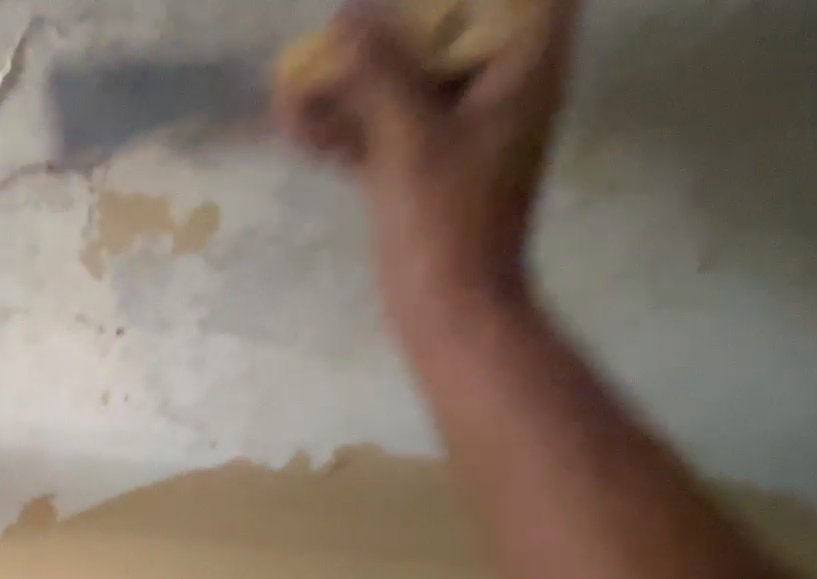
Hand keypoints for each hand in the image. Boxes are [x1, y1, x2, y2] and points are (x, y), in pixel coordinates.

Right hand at [279, 0, 579, 332]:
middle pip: (445, 31)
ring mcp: (454, 132)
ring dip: (349, 85)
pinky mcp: (420, 168)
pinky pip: (380, 130)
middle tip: (335, 38)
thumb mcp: (412, 138)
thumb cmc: (446, 223)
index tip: (412, 6)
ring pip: (402, 83)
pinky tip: (295, 126)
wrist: (448, 309)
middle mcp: (495, 88)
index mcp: (523, 67)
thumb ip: (380, 73)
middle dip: (384, 35)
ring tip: (294, 88)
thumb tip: (346, 15)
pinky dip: (342, 129)